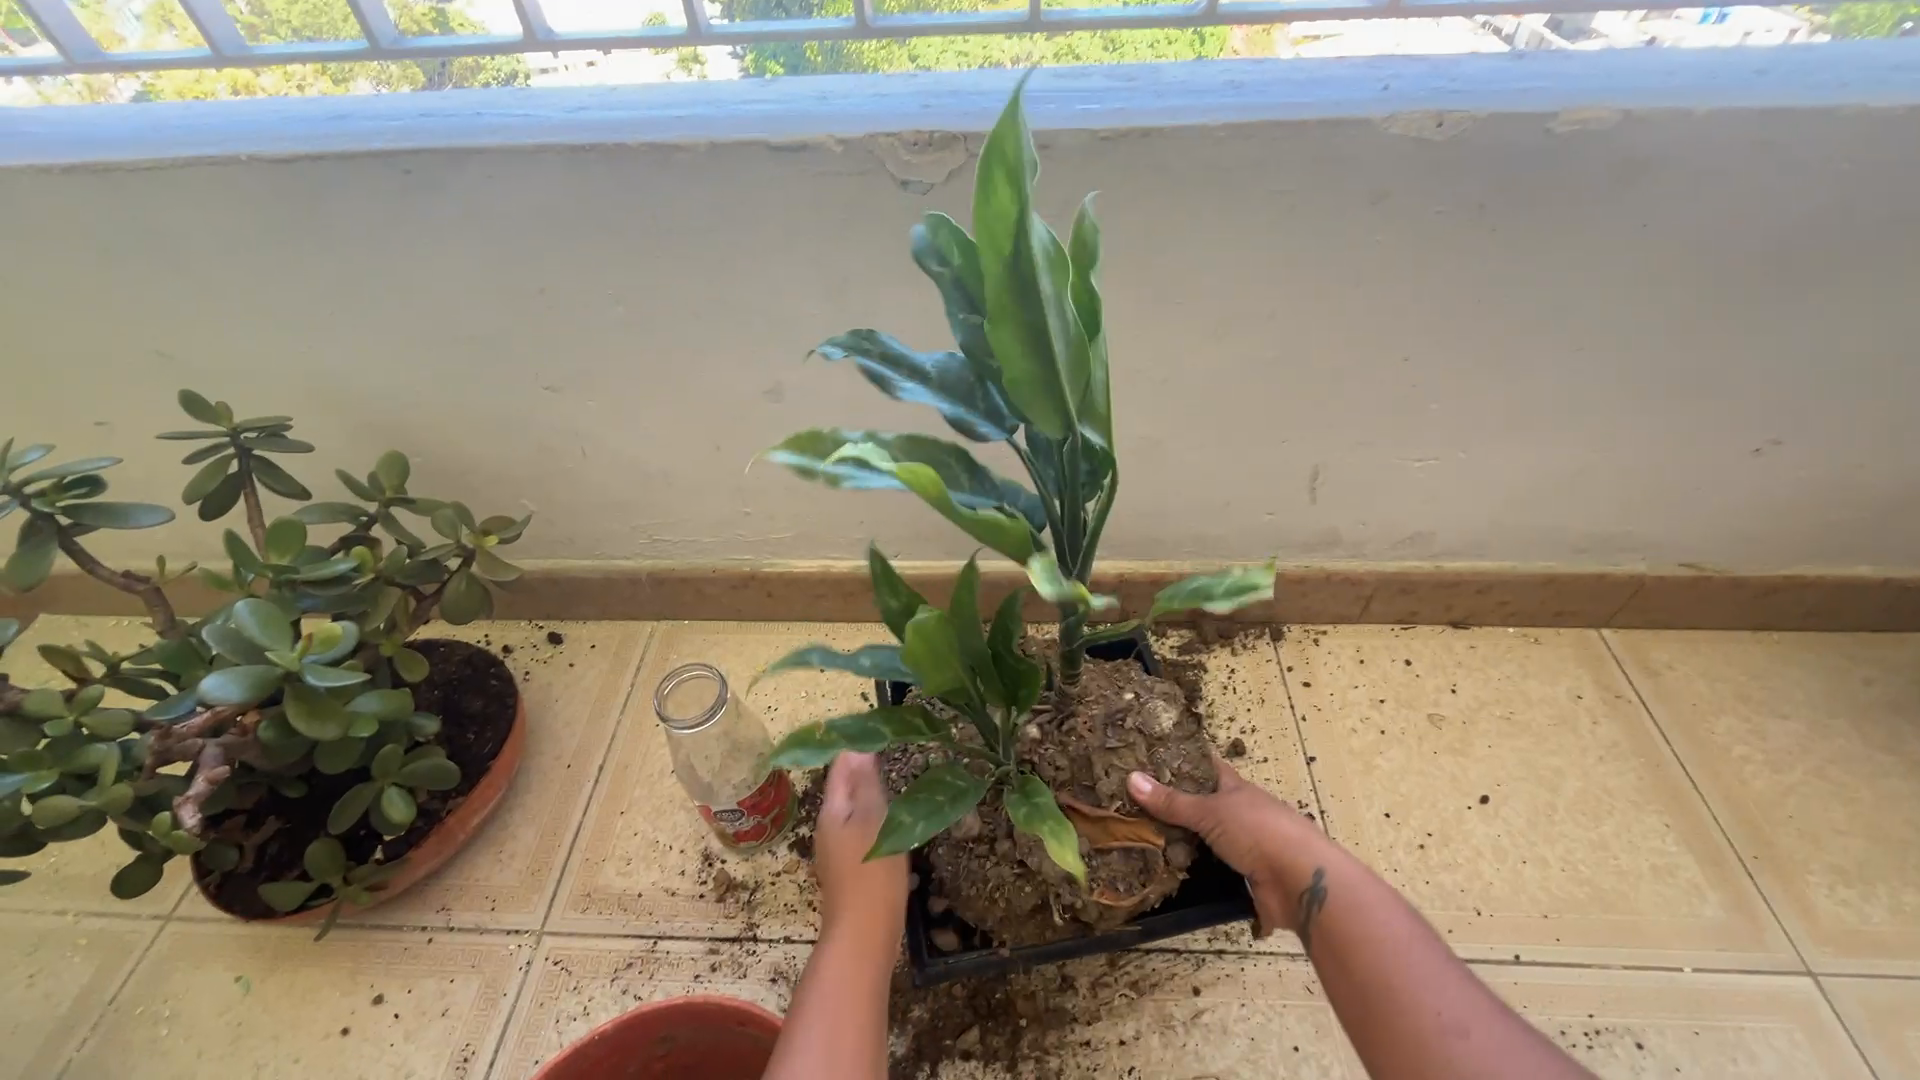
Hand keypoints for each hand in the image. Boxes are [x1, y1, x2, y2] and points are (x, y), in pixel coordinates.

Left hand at [813, 752, 908, 936]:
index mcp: (832, 810)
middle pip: (845, 788)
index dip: (857, 745)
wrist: (864, 936)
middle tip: (895, 752)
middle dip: (866, 769)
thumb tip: (859, 746)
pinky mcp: (850, 868)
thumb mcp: (876, 820)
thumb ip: (867, 785)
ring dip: (872, 795)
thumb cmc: (872, 874)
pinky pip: (861, 831)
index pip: (840, 766)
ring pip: (854, 811)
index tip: (882, 729)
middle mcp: (828, 826)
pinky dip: (876, 819)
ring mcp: (837, 849)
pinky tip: (896, 822)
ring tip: (899, 782)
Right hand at [1128, 755, 1324, 937]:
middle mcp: (1240, 814)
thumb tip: (1130, 778)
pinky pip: (1209, 869)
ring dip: (1181, 841)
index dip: (1182, 760)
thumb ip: (1172, 801)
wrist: (1301, 882)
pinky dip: (1190, 870)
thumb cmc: (1259, 831)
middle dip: (1174, 804)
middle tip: (1132, 802)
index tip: (1151, 756)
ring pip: (1205, 839)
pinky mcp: (1244, 877)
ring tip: (1139, 837)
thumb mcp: (1210, 811)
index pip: (1206, 766)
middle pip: (1202, 804)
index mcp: (1235, 789)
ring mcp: (1243, 846)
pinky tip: (1163, 869)